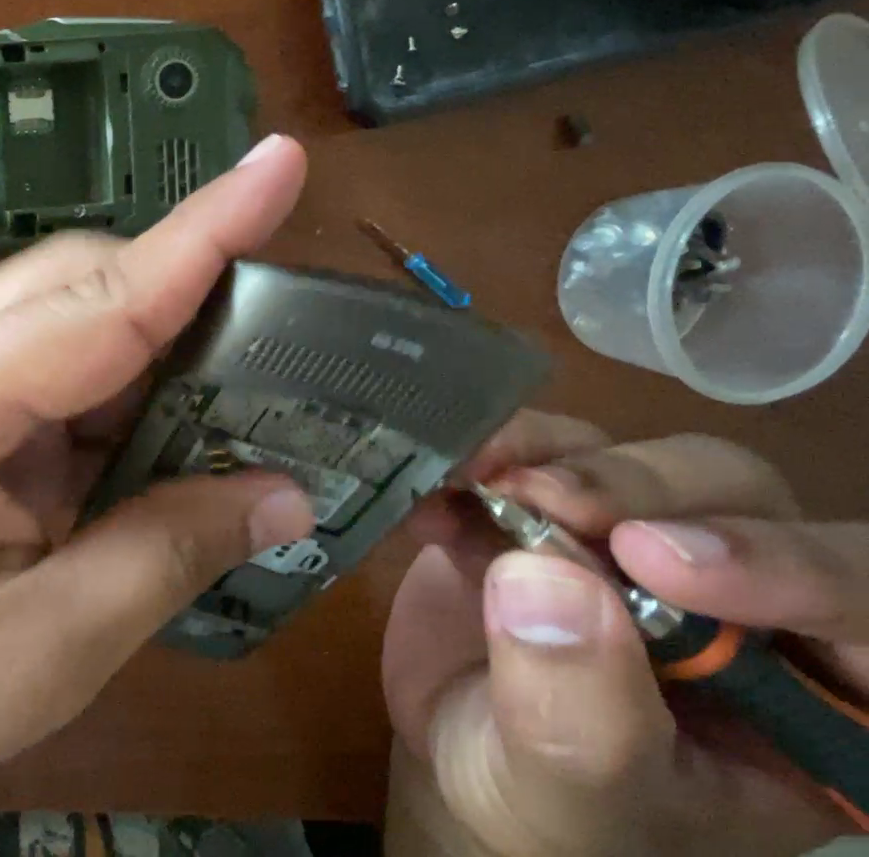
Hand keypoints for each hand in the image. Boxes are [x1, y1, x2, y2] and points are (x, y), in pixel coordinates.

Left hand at [0, 135, 316, 796]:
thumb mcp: (36, 646)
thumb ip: (161, 555)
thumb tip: (280, 495)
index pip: (94, 303)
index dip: (200, 237)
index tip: (278, 162)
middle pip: (73, 287)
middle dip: (187, 291)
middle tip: (299, 329)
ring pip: (65, 324)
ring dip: (159, 347)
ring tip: (261, 380)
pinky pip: (46, 379)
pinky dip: (118, 396)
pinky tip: (178, 430)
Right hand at [382, 412, 867, 856]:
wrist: (462, 763)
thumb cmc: (553, 812)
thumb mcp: (579, 792)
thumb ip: (580, 710)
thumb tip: (544, 577)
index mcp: (808, 683)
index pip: (862, 605)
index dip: (790, 564)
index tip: (660, 563)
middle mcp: (738, 595)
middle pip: (737, 500)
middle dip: (648, 492)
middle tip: (553, 506)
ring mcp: (630, 541)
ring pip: (637, 461)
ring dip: (561, 459)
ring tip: (486, 484)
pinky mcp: (541, 512)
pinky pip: (531, 452)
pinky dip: (483, 453)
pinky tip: (437, 486)